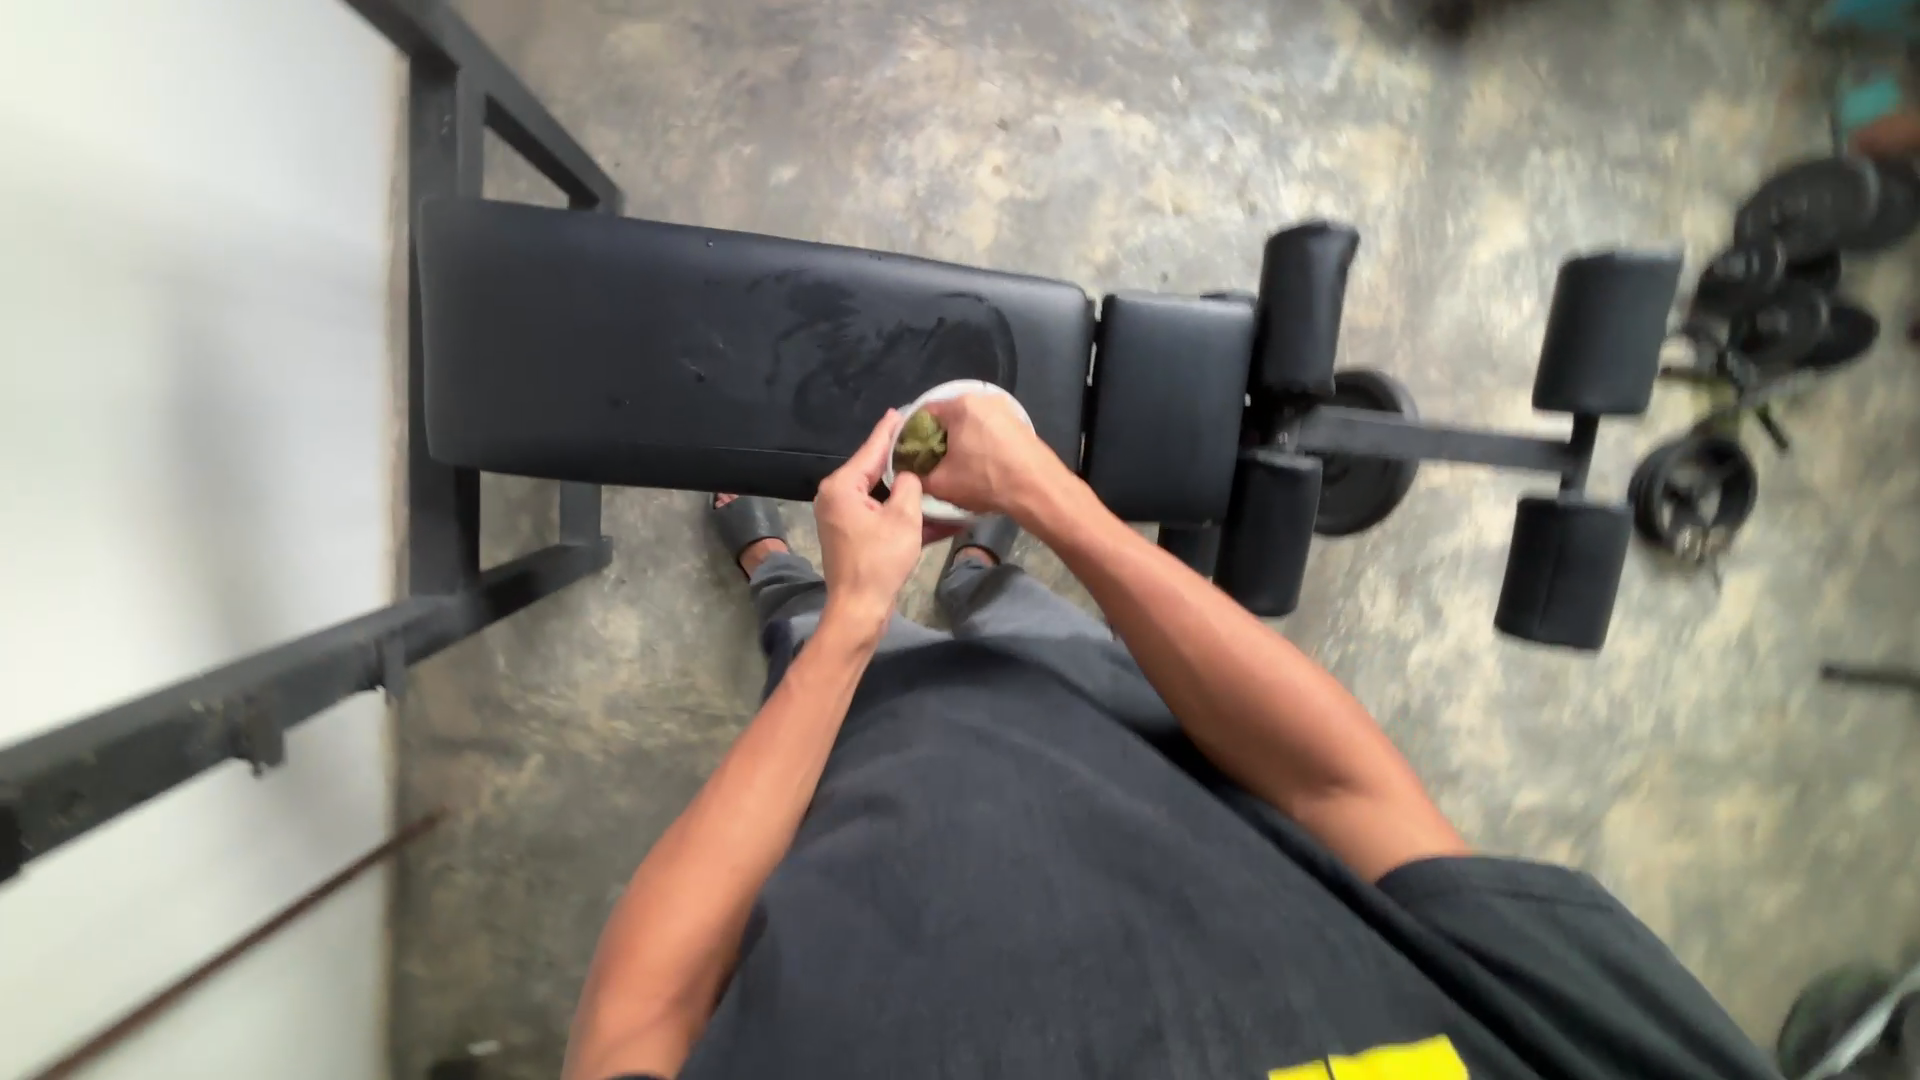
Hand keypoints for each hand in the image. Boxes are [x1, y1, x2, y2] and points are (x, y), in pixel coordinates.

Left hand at [814, 410, 926, 632]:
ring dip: (908, 492)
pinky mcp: (854, 538)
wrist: (860, 609)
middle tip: (926, 440)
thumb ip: (910, 486)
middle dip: (903, 461)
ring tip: (934, 472)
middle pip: (875, 471)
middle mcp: (837, 497)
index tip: (904, 412)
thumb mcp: (904, 517)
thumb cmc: (879, 561)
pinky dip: (903, 515)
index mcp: (842, 487)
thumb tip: (911, 475)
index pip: (871, 449)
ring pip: (881, 496)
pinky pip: (882, 517)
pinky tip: (934, 513)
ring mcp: (844, 518)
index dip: (890, 431)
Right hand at [922, 394, 1070, 520]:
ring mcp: (1005, 410)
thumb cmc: (985, 480)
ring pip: (971, 424)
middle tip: (932, 463)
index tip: (910, 455)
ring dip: (960, 442)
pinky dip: (980, 444)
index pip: (923, 413)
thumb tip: (911, 475)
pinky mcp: (1020, 424)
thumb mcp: (942, 484)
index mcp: (960, 406)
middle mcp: (983, 399)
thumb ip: (918, 477)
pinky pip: (990, 431)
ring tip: (957, 467)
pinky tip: (980, 465)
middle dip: (937, 439)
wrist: (1038, 489)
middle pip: (949, 417)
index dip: (912, 435)